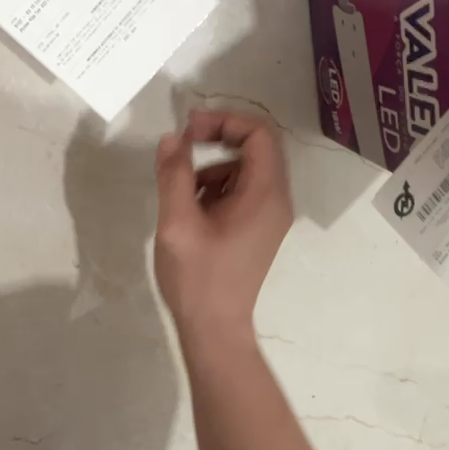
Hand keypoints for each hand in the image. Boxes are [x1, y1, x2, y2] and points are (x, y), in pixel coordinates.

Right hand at [154, 110, 294, 336]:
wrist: (214, 328)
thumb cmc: (197, 278)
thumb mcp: (178, 223)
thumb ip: (174, 175)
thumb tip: (173, 139)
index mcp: (264, 195)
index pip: (259, 134)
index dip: (225, 121)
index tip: (189, 130)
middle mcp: (275, 201)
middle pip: (256, 148)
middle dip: (218, 139)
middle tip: (182, 147)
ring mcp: (268, 217)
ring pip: (246, 169)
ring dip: (213, 166)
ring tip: (181, 188)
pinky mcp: (257, 230)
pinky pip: (242, 191)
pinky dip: (216, 187)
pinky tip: (190, 208)